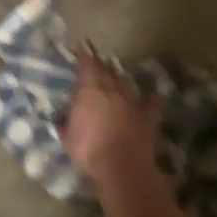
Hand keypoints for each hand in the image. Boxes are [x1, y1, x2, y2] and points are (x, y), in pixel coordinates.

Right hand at [60, 51, 160, 179]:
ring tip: (116, 79)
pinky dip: (151, 99)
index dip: (83, 55)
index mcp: (90, 90)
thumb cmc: (89, 150)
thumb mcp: (66, 137)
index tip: (80, 48)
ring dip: (120, 79)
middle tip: (96, 62)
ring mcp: (133, 101)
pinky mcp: (148, 115)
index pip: (87, 64)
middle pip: (107, 69)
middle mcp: (112, 89)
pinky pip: (152, 102)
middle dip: (101, 64)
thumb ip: (64, 121)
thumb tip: (62, 114)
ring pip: (126, 82)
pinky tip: (154, 97)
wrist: (122, 167)